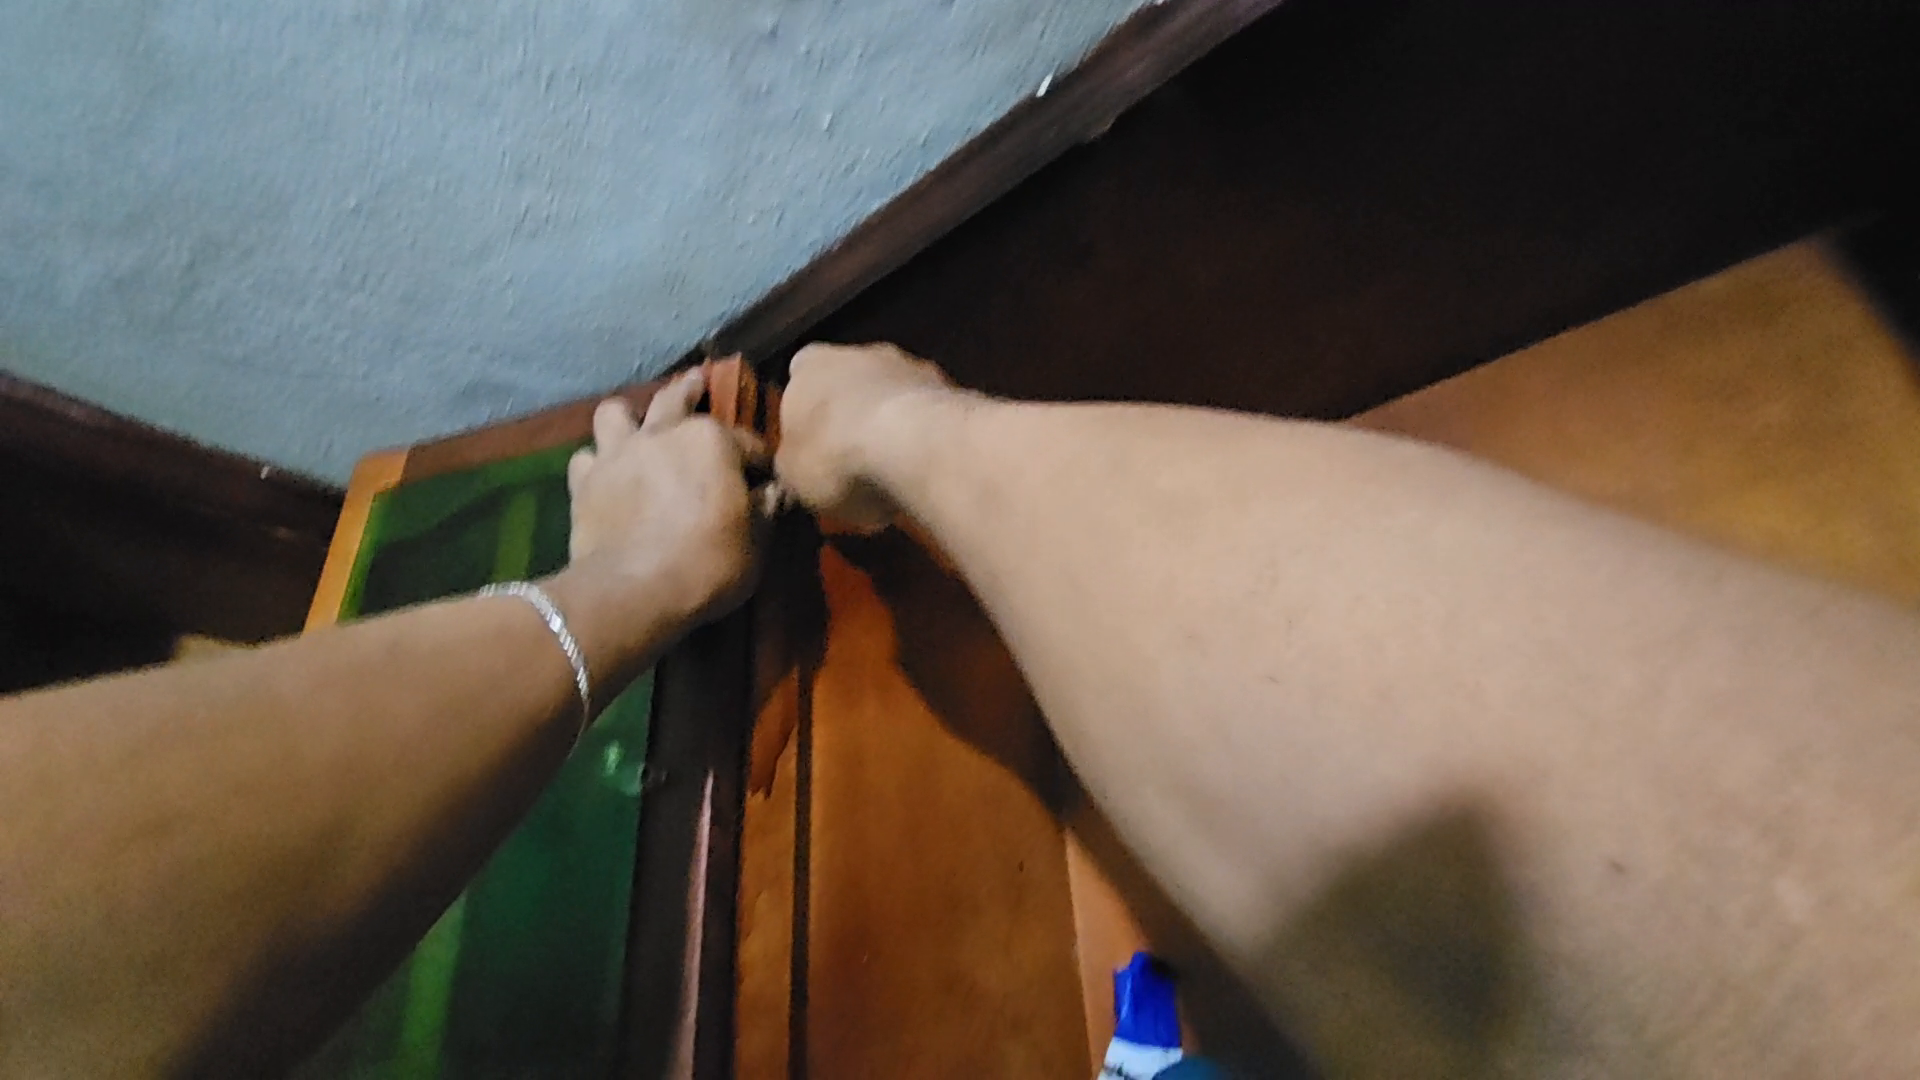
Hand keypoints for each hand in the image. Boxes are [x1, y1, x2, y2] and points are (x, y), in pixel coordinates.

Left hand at [565, 368, 760, 623]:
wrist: (633, 594)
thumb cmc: (708, 563)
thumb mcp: (757, 541)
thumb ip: (766, 508)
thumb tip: (775, 491)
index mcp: (712, 441)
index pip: (748, 443)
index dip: (760, 463)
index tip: (766, 481)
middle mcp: (662, 434)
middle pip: (677, 400)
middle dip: (692, 390)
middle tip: (698, 381)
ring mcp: (618, 454)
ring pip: (616, 413)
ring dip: (629, 417)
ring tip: (636, 424)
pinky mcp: (584, 482)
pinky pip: (587, 458)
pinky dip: (599, 463)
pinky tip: (608, 474)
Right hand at [774, 342, 956, 528]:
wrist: (913, 444)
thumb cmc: (836, 456)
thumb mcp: (792, 474)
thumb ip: (793, 463)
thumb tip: (796, 467)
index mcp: (810, 365)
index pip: (800, 376)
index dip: (806, 413)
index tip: (814, 447)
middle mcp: (861, 353)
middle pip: (853, 383)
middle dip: (854, 418)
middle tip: (856, 464)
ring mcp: (912, 366)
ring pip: (896, 397)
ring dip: (896, 427)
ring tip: (896, 475)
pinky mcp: (952, 389)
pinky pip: (931, 416)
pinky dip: (928, 439)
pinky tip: (926, 472)